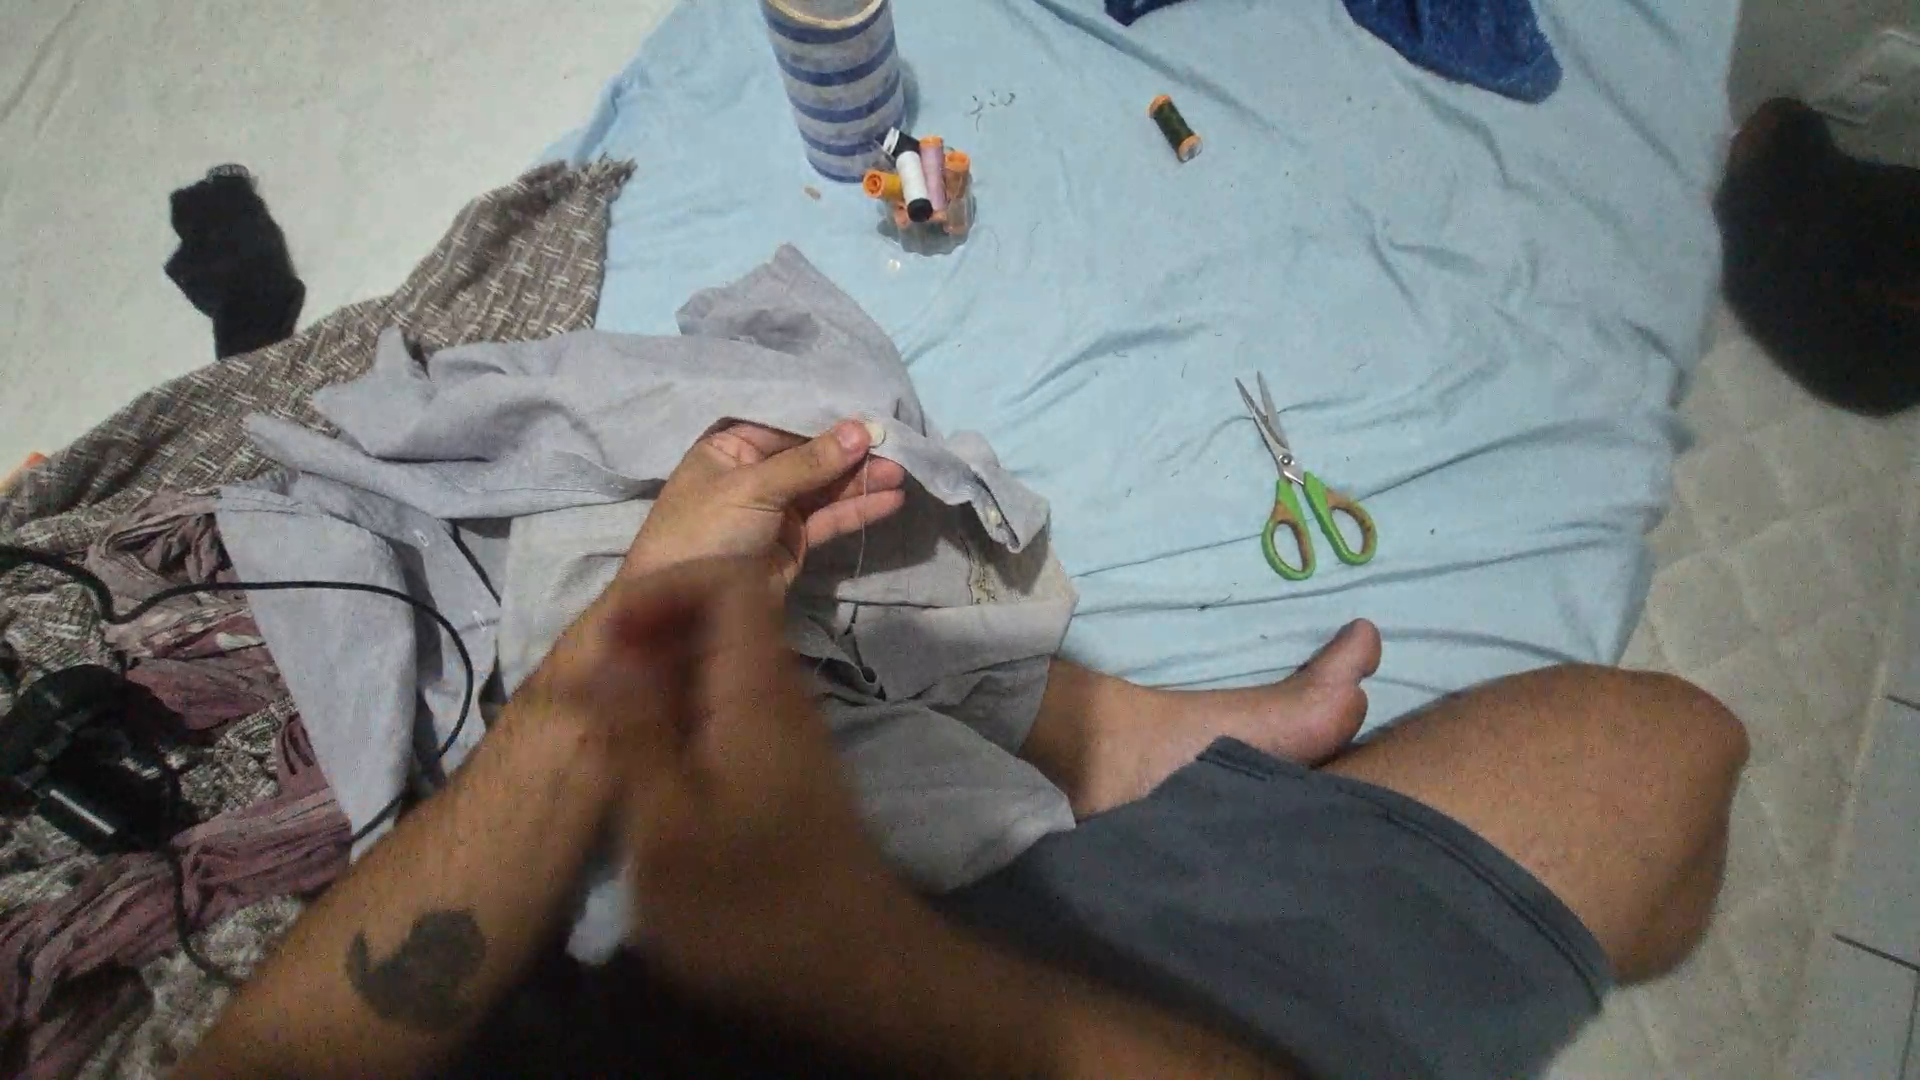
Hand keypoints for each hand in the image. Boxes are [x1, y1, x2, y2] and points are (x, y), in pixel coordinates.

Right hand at [573, 560, 923, 1016]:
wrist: (849, 962)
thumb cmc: (751, 906)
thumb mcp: (668, 830)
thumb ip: (638, 731)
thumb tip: (610, 653)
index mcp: (758, 688)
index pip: (732, 582)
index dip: (667, 586)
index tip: (609, 636)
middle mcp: (781, 691)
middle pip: (725, 616)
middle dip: (653, 631)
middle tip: (592, 686)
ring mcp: (787, 724)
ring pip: (724, 661)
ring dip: (663, 673)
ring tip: (607, 721)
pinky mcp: (783, 758)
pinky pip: (730, 702)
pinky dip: (683, 708)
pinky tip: (648, 756)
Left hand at [623, 420, 908, 586]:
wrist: (687, 612)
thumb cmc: (705, 532)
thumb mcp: (753, 487)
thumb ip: (810, 461)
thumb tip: (862, 429)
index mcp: (730, 448)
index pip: (787, 426)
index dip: (828, 423)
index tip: (870, 418)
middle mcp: (754, 473)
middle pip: (812, 456)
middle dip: (852, 454)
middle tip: (895, 448)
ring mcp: (775, 508)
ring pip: (825, 488)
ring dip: (861, 482)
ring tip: (900, 473)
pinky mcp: (794, 540)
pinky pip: (829, 518)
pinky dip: (857, 510)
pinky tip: (889, 500)